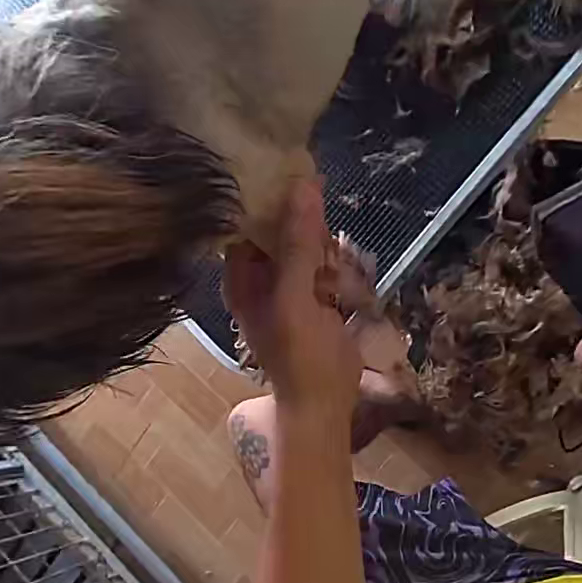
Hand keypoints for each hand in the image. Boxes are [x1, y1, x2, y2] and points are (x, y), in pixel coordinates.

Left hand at [224, 178, 359, 430]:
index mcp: (241, 274)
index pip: (246, 217)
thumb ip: (298, 244)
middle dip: (306, 228)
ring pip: (307, 246)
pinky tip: (340, 284)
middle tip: (324, 245)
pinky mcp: (315, 299)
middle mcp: (261, 276)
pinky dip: (335, 269)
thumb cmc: (302, 357)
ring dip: (325, 251)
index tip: (298, 177)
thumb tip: (304, 186)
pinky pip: (324, 268)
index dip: (269, 196)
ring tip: (332, 276)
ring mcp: (290, 288)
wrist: (324, 405)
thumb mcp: (296, 298)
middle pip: (280, 228)